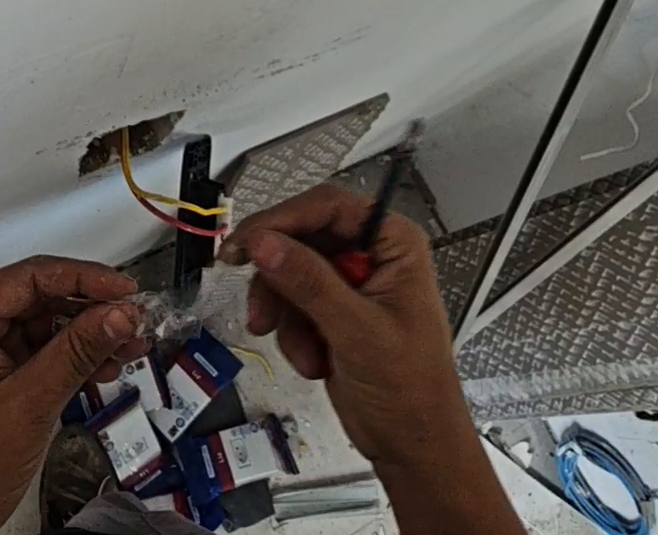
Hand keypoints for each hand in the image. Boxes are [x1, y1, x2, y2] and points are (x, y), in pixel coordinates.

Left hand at [0, 256, 148, 534]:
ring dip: (90, 335)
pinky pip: (43, 348)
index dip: (86, 278)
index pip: (33, 275)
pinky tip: (106, 368)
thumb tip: (123, 313)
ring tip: (130, 349)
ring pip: (49, 322)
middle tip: (136, 322)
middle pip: (44, 296)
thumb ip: (77, 352)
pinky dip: (75, 357)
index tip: (128, 290)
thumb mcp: (28, 405)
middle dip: (92, 310)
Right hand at [216, 184, 465, 466]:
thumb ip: (309, 283)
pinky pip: (288, 299)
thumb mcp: (358, 332)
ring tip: (298, 350)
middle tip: (244, 283)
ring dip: (283, 310)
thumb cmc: (409, 390)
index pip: (328, 208)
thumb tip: (264, 242)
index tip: (246, 241)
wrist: (414, 449)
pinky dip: (290, 330)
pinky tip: (310, 359)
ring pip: (287, 268)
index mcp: (393, 242)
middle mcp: (369, 252)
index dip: (283, 219)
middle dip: (277, 273)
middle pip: (301, 235)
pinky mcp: (329, 308)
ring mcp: (347, 281)